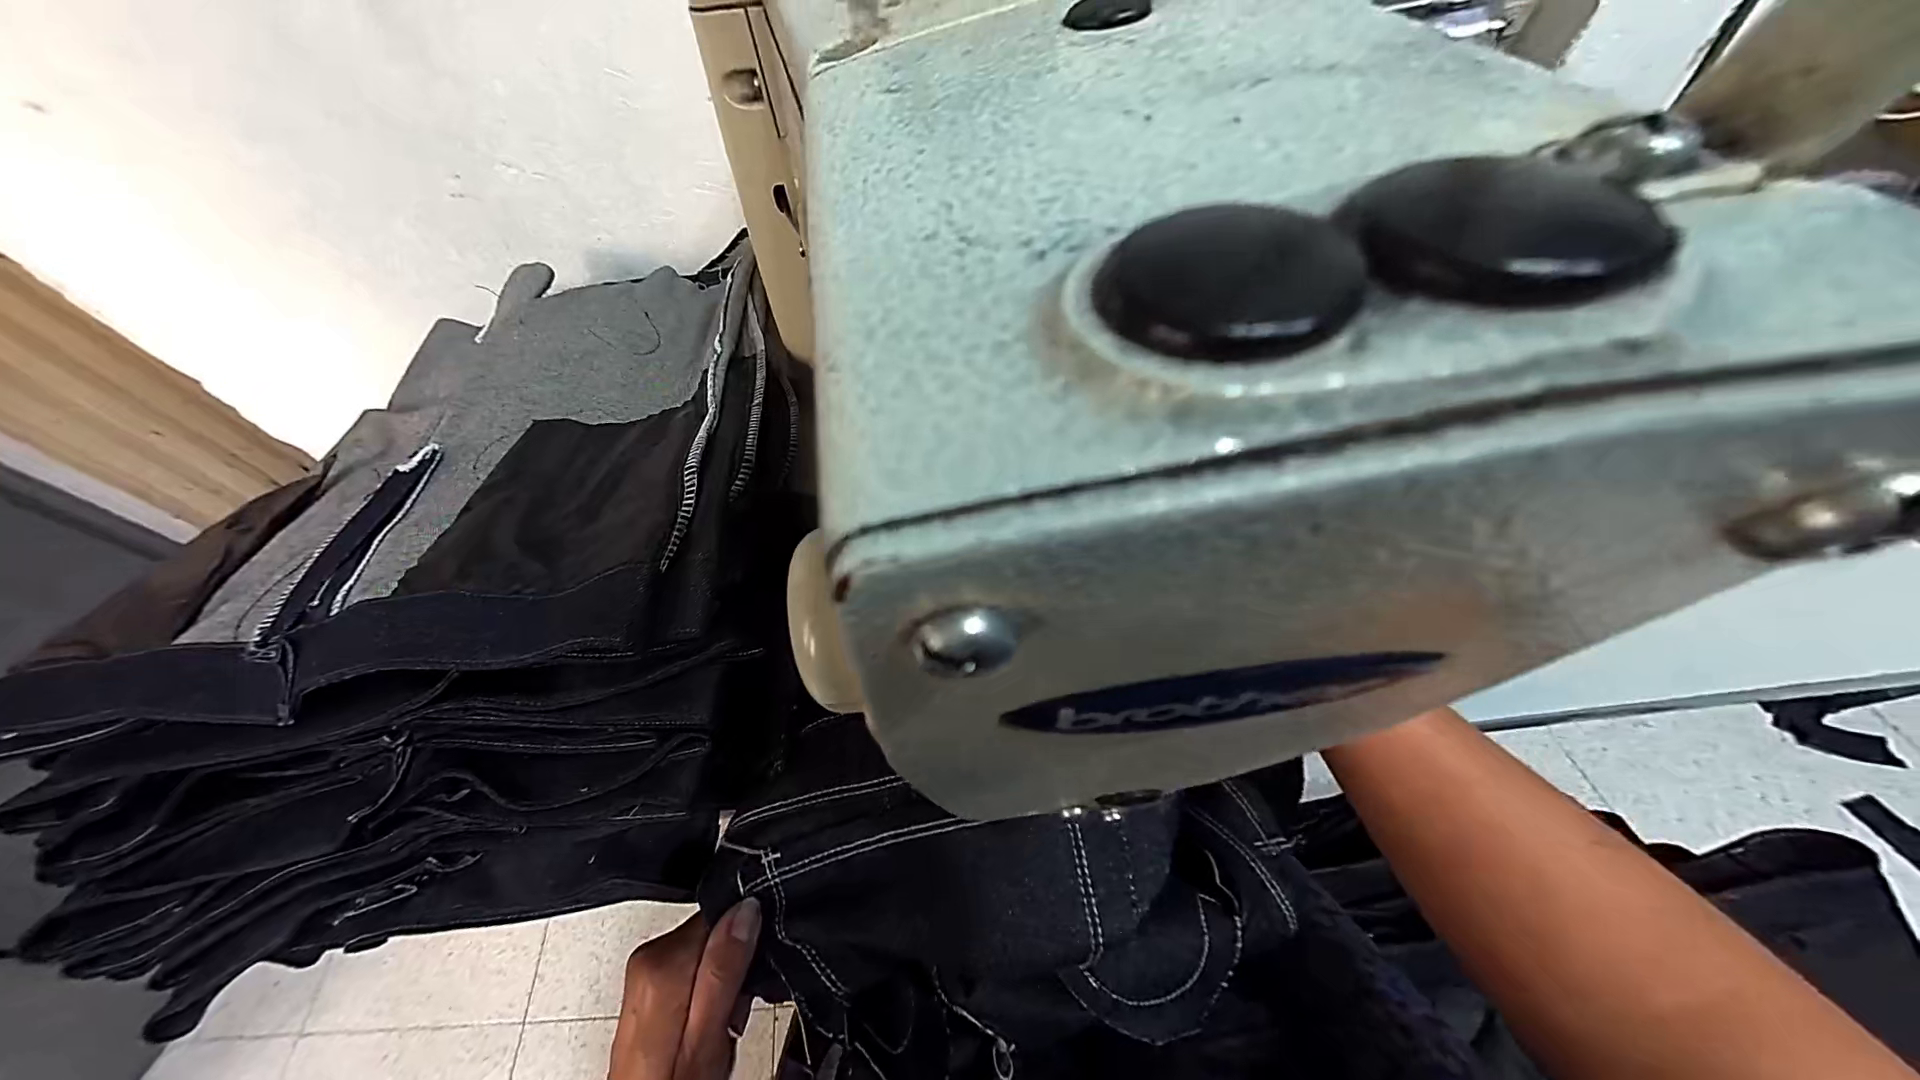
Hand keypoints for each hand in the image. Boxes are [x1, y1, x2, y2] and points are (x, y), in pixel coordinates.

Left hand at [608, 898, 762, 1079]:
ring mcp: (645, 973)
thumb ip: (725, 969)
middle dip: (735, 963)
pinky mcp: (649, 985)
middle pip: (714, 929)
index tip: (745, 979)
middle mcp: (648, 960)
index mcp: (661, 966)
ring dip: (725, 978)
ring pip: (709, 946)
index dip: (744, 942)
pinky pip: (696, 963)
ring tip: (721, 1024)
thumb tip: (745, 909)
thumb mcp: (708, 1041)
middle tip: (734, 1010)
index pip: (722, 913)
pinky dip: (711, 987)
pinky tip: (709, 1021)